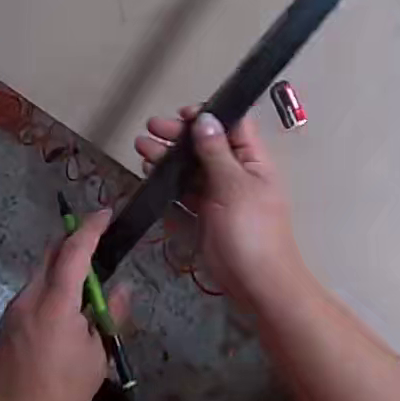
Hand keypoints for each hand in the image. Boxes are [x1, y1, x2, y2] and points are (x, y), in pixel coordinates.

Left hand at [0, 210, 120, 400]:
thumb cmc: (61, 392)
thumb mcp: (97, 356)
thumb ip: (110, 317)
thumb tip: (122, 289)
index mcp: (55, 301)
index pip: (74, 251)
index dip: (91, 228)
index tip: (106, 213)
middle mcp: (30, 296)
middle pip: (52, 255)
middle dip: (75, 243)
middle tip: (99, 245)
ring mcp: (14, 308)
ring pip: (41, 273)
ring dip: (63, 268)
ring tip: (87, 289)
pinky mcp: (8, 323)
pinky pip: (33, 292)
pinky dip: (51, 288)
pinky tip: (65, 312)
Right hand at [135, 107, 305, 304]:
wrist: (257, 285)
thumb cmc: (252, 232)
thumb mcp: (234, 186)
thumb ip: (216, 152)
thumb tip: (205, 119)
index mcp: (252, 161)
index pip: (232, 125)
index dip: (208, 115)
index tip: (181, 114)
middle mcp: (235, 173)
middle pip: (204, 145)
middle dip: (178, 135)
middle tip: (151, 128)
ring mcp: (219, 195)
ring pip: (190, 169)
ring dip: (167, 158)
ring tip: (142, 149)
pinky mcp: (205, 215)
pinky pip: (184, 193)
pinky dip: (168, 184)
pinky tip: (150, 176)